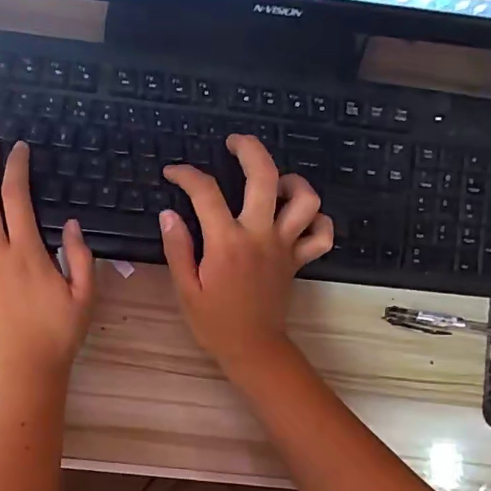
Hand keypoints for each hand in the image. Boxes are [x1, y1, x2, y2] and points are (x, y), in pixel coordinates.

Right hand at [160, 135, 333, 372]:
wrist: (252, 348)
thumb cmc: (214, 322)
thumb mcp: (185, 288)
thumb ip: (178, 248)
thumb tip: (169, 214)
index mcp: (226, 242)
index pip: (206, 193)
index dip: (187, 175)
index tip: (174, 172)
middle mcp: (260, 235)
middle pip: (265, 177)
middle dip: (250, 149)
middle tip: (235, 142)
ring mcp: (284, 246)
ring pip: (305, 200)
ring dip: (292, 182)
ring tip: (274, 183)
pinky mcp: (298, 260)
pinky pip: (322, 234)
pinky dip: (317, 220)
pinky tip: (300, 218)